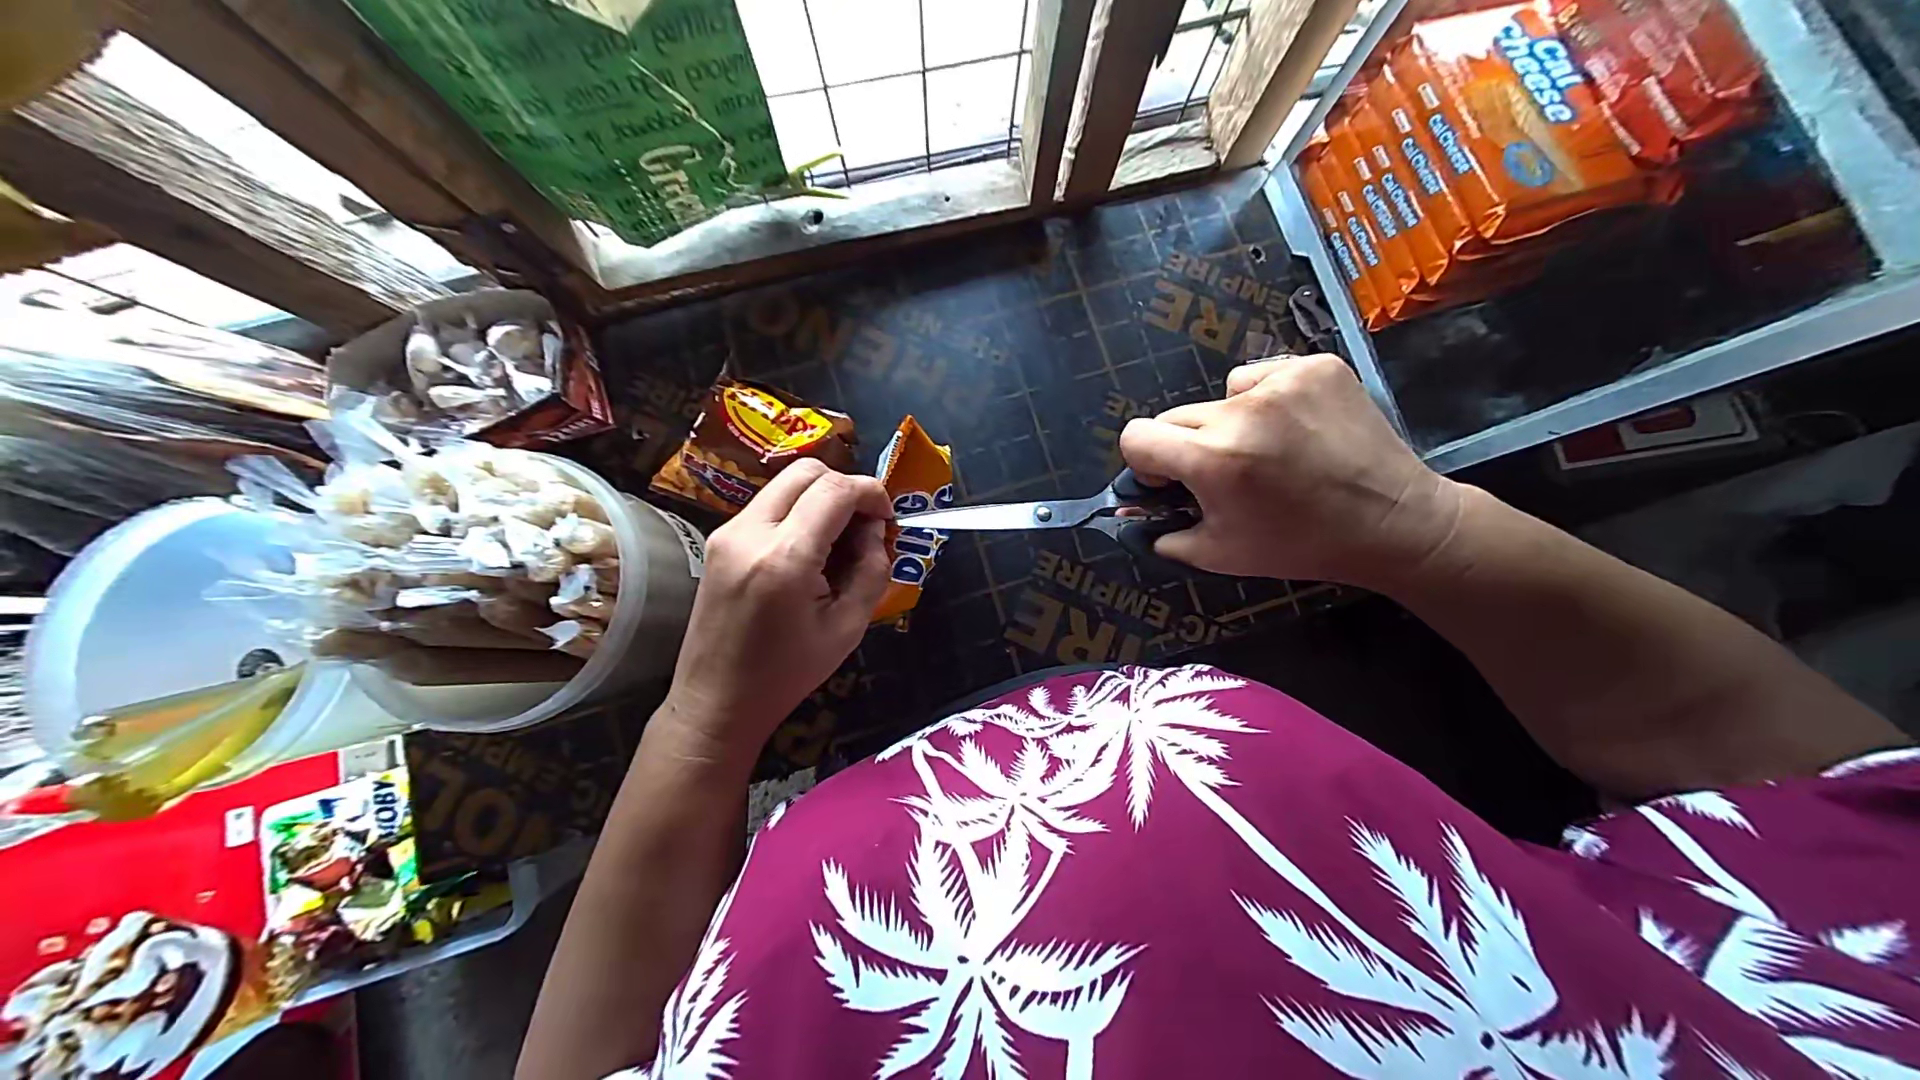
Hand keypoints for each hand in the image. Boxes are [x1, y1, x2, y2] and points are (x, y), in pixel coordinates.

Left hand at [655, 459, 891, 769]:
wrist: (717, 700)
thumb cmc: (787, 674)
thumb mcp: (847, 627)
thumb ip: (871, 569)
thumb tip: (873, 529)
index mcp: (783, 558)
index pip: (835, 490)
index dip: (871, 493)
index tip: (887, 518)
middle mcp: (748, 532)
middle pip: (806, 471)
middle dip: (846, 487)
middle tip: (865, 524)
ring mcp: (727, 532)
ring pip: (785, 483)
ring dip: (821, 497)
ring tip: (840, 539)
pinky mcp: (719, 539)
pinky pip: (768, 504)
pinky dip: (798, 510)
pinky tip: (811, 548)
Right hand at [1118, 353, 1462, 584]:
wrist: (1393, 522)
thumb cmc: (1300, 545)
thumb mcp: (1219, 554)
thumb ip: (1165, 535)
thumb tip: (1133, 517)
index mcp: (1213, 460)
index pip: (1137, 436)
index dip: (1145, 461)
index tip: (1170, 479)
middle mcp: (1240, 411)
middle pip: (1176, 416)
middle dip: (1187, 446)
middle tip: (1223, 472)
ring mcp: (1282, 382)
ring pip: (1220, 395)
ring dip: (1228, 420)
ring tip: (1267, 448)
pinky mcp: (1315, 366)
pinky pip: (1263, 376)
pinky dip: (1266, 399)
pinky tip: (1295, 426)